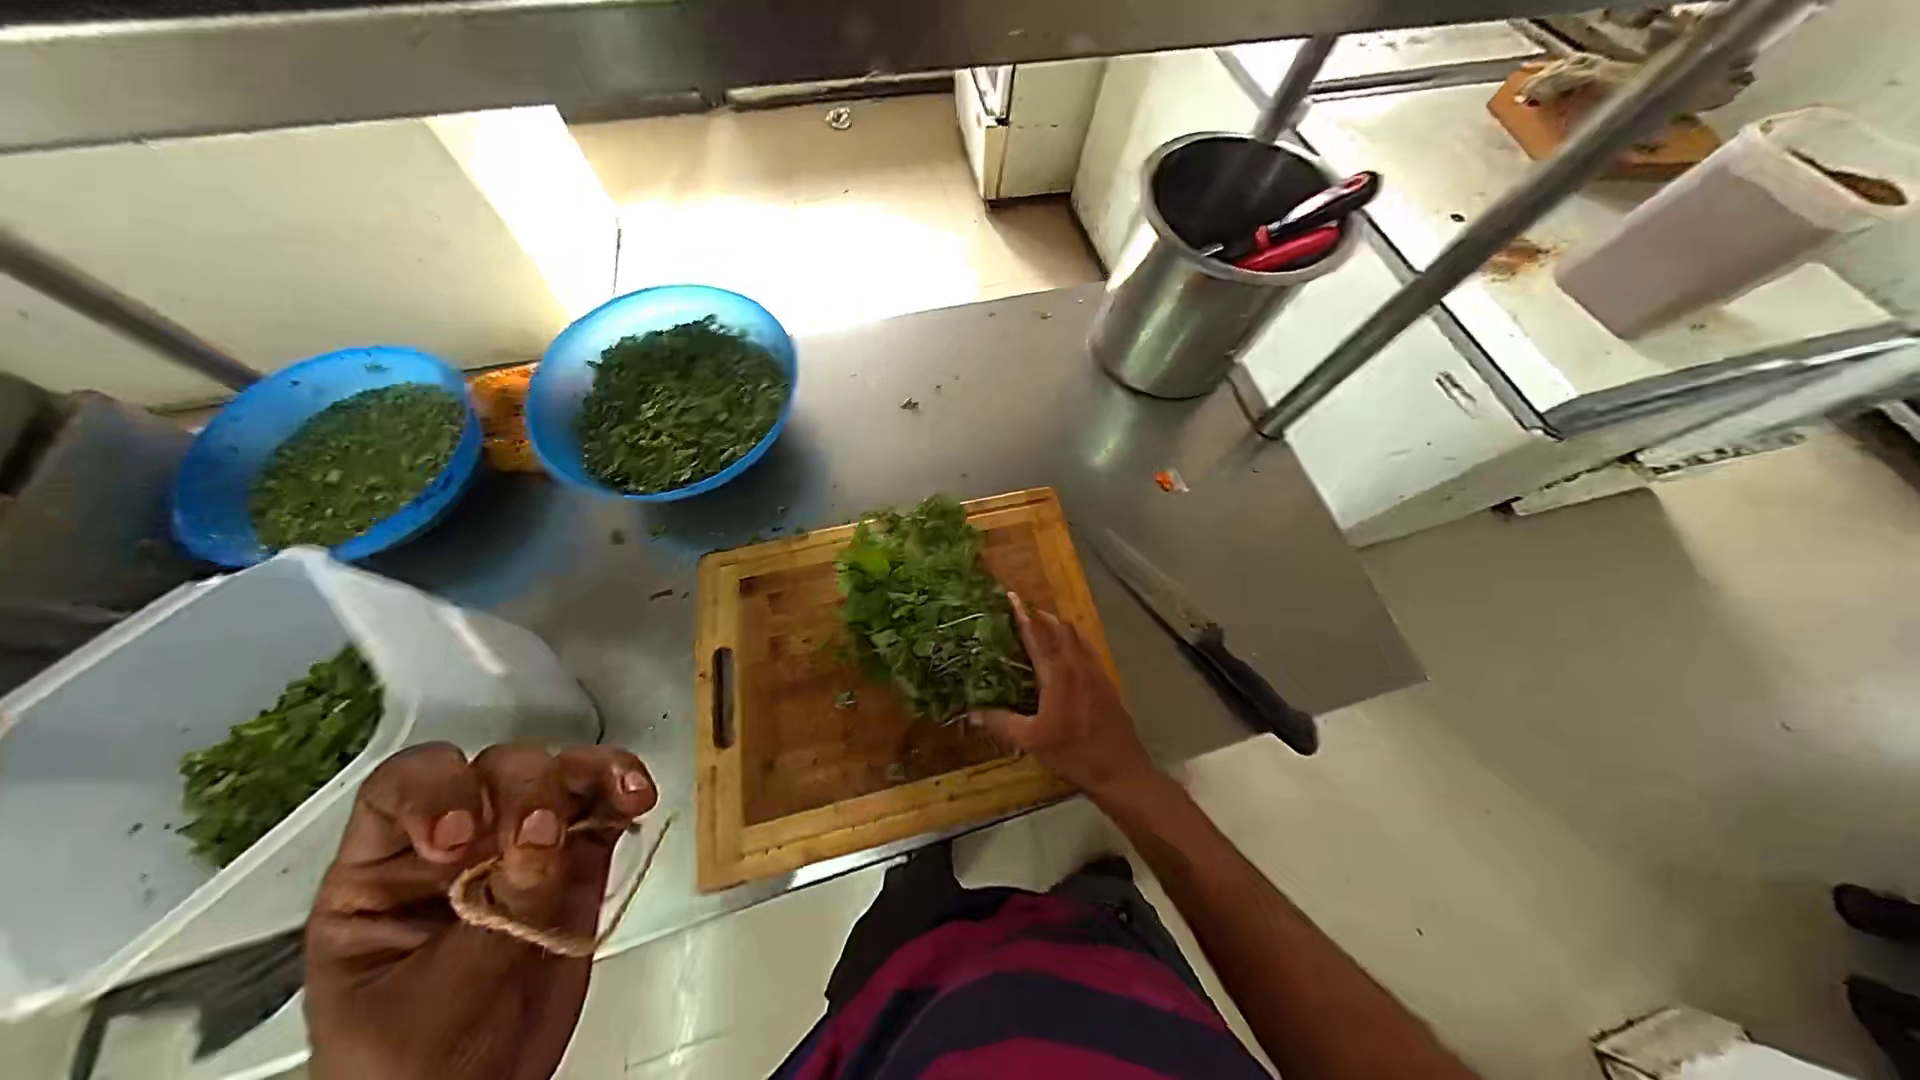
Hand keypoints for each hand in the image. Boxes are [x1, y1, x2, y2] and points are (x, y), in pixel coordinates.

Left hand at [305, 742, 656, 1079]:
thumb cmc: (416, 1067)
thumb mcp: (439, 993)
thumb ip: (496, 912)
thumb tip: (547, 836)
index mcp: (386, 870)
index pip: (400, 789)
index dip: (432, 791)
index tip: (456, 839)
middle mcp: (460, 840)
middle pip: (495, 771)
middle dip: (526, 791)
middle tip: (542, 838)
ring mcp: (523, 845)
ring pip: (561, 774)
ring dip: (596, 772)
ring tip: (626, 794)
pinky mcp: (579, 859)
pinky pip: (606, 807)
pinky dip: (626, 794)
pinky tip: (638, 800)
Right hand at [974, 592, 1160, 800]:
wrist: (1120, 769)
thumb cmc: (1073, 753)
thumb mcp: (1030, 741)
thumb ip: (1001, 722)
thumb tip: (972, 712)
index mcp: (1058, 674)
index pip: (1037, 636)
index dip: (1023, 616)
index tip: (1011, 597)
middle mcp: (1078, 666)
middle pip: (1060, 629)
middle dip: (1042, 616)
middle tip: (1023, 611)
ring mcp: (1096, 673)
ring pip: (1077, 638)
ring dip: (1059, 627)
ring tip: (1043, 625)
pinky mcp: (1106, 683)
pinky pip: (1087, 651)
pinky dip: (1073, 642)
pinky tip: (1067, 654)